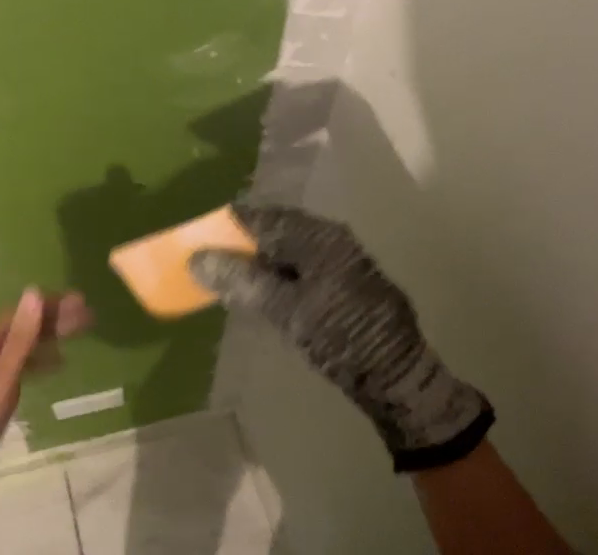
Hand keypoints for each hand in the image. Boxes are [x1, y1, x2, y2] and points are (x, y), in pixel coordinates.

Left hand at [0, 288, 92, 483]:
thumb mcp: (3, 376)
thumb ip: (21, 337)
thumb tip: (34, 291)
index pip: (23, 310)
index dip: (52, 304)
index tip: (82, 301)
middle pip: (23, 323)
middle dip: (54, 318)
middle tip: (88, 316)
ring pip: (22, 342)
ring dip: (49, 336)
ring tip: (78, 333)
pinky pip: (19, 361)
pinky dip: (39, 358)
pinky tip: (56, 364)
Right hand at [190, 206, 492, 471]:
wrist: (399, 379)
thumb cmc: (342, 339)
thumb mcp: (286, 311)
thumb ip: (242, 281)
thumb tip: (198, 258)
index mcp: (319, 237)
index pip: (263, 217)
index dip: (229, 225)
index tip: (199, 238)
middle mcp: (332, 239)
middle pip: (275, 230)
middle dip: (242, 244)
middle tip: (212, 262)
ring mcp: (342, 260)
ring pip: (288, 249)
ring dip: (259, 261)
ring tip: (232, 279)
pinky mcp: (346, 282)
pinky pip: (302, 265)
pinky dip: (278, 273)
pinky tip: (265, 292)